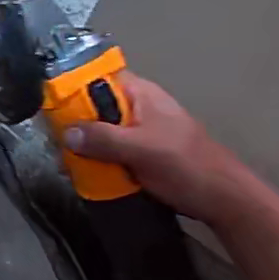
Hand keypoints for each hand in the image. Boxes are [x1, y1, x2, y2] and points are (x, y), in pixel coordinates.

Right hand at [63, 72, 266, 226]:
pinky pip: (112, 149)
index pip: (98, 77)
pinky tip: (88, 173)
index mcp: (141, 94)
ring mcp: (143, 130)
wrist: (227, 202)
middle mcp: (140, 106)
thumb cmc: (187, 167)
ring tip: (68, 161)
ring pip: (103, 129)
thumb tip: (66, 133)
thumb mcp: (141, 150)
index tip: (51, 105)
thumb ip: (103, 139)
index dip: (73, 87)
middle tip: (56, 141)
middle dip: (75, 122)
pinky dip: (99, 158)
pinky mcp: (144, 152)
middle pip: (96, 105)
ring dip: (86, 144)